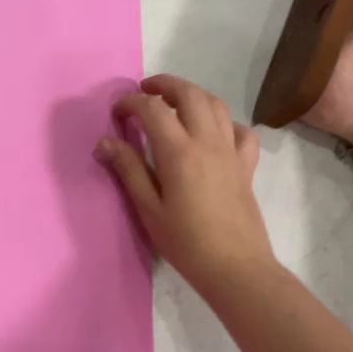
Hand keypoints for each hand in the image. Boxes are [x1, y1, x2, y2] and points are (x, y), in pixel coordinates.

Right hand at [97, 75, 273, 285]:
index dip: (132, 102)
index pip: (153, 109)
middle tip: (145, 90)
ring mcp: (231, 151)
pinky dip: (224, 121)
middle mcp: (208, 142)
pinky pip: (240, 130)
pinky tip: (211, 132)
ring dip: (193, 95)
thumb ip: (128, 169)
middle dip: (164, 85)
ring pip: (216, 105)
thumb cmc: (185, 242)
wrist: (235, 266)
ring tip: (173, 103)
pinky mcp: (246, 165)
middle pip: (189, 94)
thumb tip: (105, 141)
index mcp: (179, 152)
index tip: (117, 112)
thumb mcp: (148, 208)